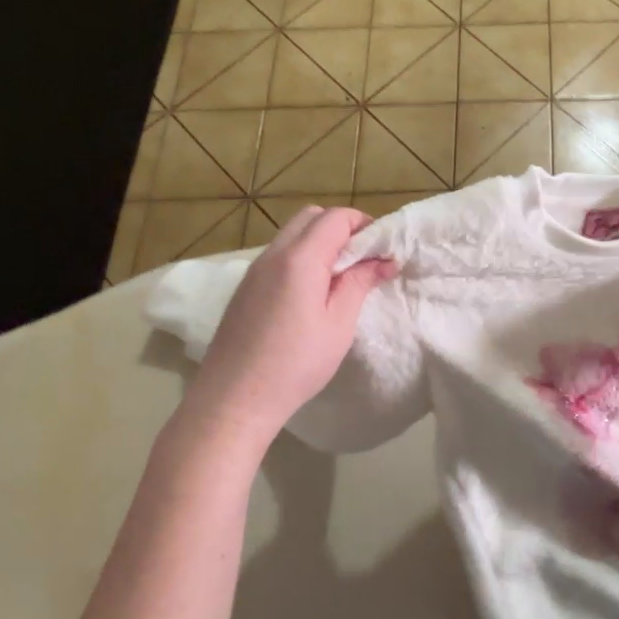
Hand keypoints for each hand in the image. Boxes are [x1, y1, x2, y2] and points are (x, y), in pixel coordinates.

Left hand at [185, 206, 397, 434]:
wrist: (233, 401)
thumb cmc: (294, 365)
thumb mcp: (338, 325)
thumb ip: (360, 284)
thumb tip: (385, 260)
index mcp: (299, 259)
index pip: (335, 218)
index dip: (363, 225)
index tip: (382, 251)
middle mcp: (274, 254)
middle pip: (311, 217)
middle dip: (341, 228)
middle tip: (362, 260)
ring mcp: (254, 270)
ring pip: (292, 234)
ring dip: (320, 243)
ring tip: (340, 279)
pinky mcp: (245, 288)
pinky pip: (279, 255)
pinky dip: (301, 258)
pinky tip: (311, 294)